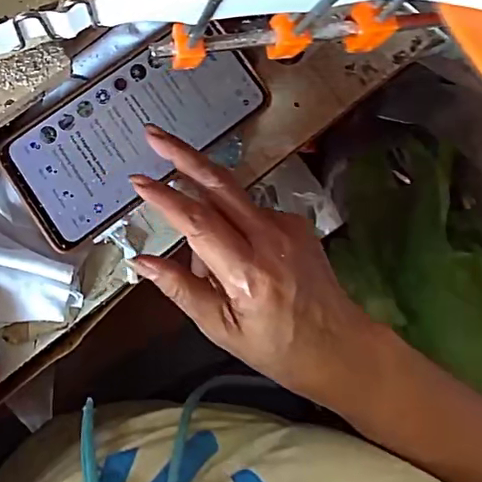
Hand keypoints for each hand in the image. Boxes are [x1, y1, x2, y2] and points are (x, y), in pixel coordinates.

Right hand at [128, 125, 381, 402]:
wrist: (344, 348)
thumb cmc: (277, 348)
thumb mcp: (220, 329)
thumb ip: (179, 289)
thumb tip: (141, 261)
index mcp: (247, 273)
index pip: (197, 222)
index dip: (164, 198)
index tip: (138, 180)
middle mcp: (269, 240)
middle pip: (218, 184)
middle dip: (182, 154)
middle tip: (153, 133)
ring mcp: (286, 226)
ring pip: (229, 196)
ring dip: (201, 204)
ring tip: (204, 263)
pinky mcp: (294, 221)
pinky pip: (246, 209)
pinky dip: (227, 223)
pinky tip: (233, 259)